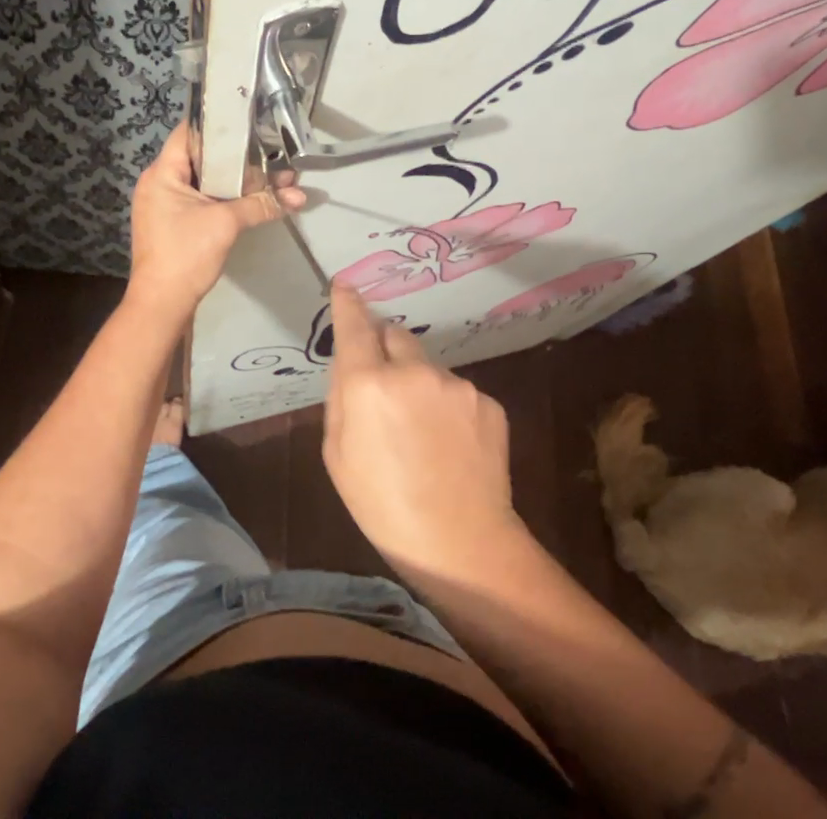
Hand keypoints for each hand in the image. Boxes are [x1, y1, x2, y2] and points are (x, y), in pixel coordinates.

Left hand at [127, 119, 305, 314]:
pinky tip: (253, 197)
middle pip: (201, 157)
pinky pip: (202, 201)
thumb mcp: (225, 224)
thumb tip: (299, 195)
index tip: (250, 118)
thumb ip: (262, 204)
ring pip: (205, 181)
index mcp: (162, 173)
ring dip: (235, 180)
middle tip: (271, 148)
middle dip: (238, 156)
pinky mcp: (174, 224)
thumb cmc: (185, 255)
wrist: (161, 304)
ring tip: (271, 173)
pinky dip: (225, 198)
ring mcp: (165, 205)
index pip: (190, 132)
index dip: (219, 122)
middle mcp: (159, 183)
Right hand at [323, 283, 523, 575]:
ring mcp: (458, 385)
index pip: (355, 327)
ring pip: (428, 367)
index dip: (348, 304)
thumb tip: (352, 368)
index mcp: (368, 384)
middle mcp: (414, 372)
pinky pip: (457, 392)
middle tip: (381, 390)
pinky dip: (447, 406)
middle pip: (395, 337)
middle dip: (385, 351)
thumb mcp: (337, 453)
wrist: (459, 540)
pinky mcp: (489, 403)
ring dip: (418, 383)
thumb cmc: (381, 503)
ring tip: (420, 434)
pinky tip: (449, 444)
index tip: (345, 285)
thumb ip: (342, 399)